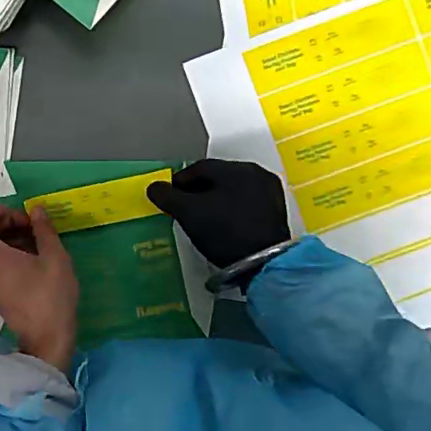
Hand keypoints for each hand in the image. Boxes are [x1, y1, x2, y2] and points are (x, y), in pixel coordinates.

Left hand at [0, 202, 78, 371]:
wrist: (47, 339)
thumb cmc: (51, 297)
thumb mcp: (55, 258)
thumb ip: (43, 229)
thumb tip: (36, 210)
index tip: (12, 214)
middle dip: (2, 221)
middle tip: (30, 225)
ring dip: (7, 236)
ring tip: (36, 239)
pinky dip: (7, 251)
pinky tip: (33, 256)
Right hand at [145, 159, 290, 266]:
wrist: (261, 262)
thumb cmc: (223, 231)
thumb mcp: (187, 213)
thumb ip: (166, 196)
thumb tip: (154, 187)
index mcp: (236, 169)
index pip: (199, 168)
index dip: (178, 181)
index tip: (168, 197)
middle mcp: (256, 173)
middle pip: (217, 177)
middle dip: (196, 189)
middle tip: (182, 207)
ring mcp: (269, 191)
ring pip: (232, 189)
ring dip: (214, 198)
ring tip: (201, 216)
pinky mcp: (276, 209)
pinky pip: (245, 201)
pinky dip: (230, 207)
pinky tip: (221, 222)